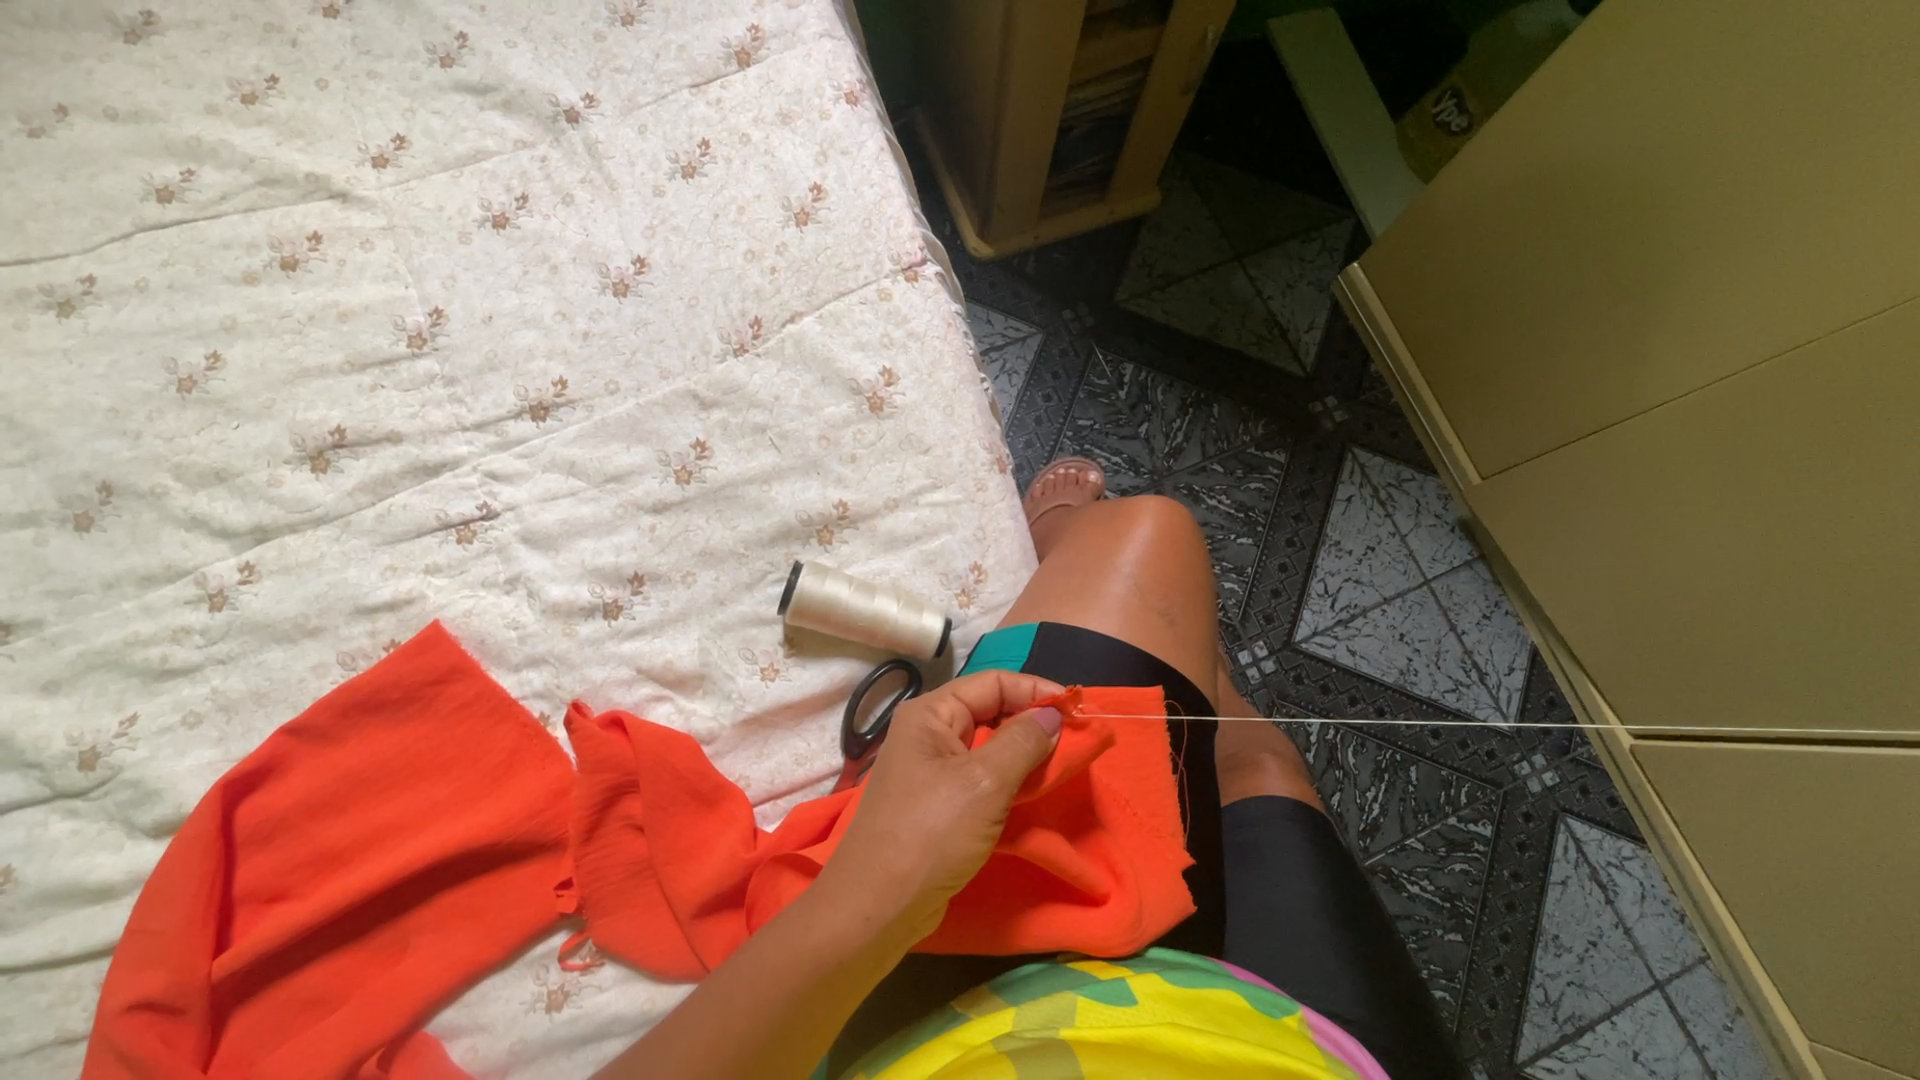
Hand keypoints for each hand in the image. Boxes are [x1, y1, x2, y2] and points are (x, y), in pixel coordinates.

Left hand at [820, 670, 1066, 941]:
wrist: (880, 906)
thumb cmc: (931, 833)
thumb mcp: (984, 782)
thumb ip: (1023, 742)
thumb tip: (1053, 714)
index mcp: (930, 714)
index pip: (992, 683)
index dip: (1036, 690)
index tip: (1077, 710)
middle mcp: (929, 734)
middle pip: (991, 711)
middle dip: (1034, 722)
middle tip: (1077, 740)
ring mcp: (932, 771)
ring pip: (989, 748)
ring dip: (1026, 754)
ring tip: (1064, 765)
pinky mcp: (940, 805)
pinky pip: (983, 779)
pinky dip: (1011, 782)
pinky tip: (1035, 793)